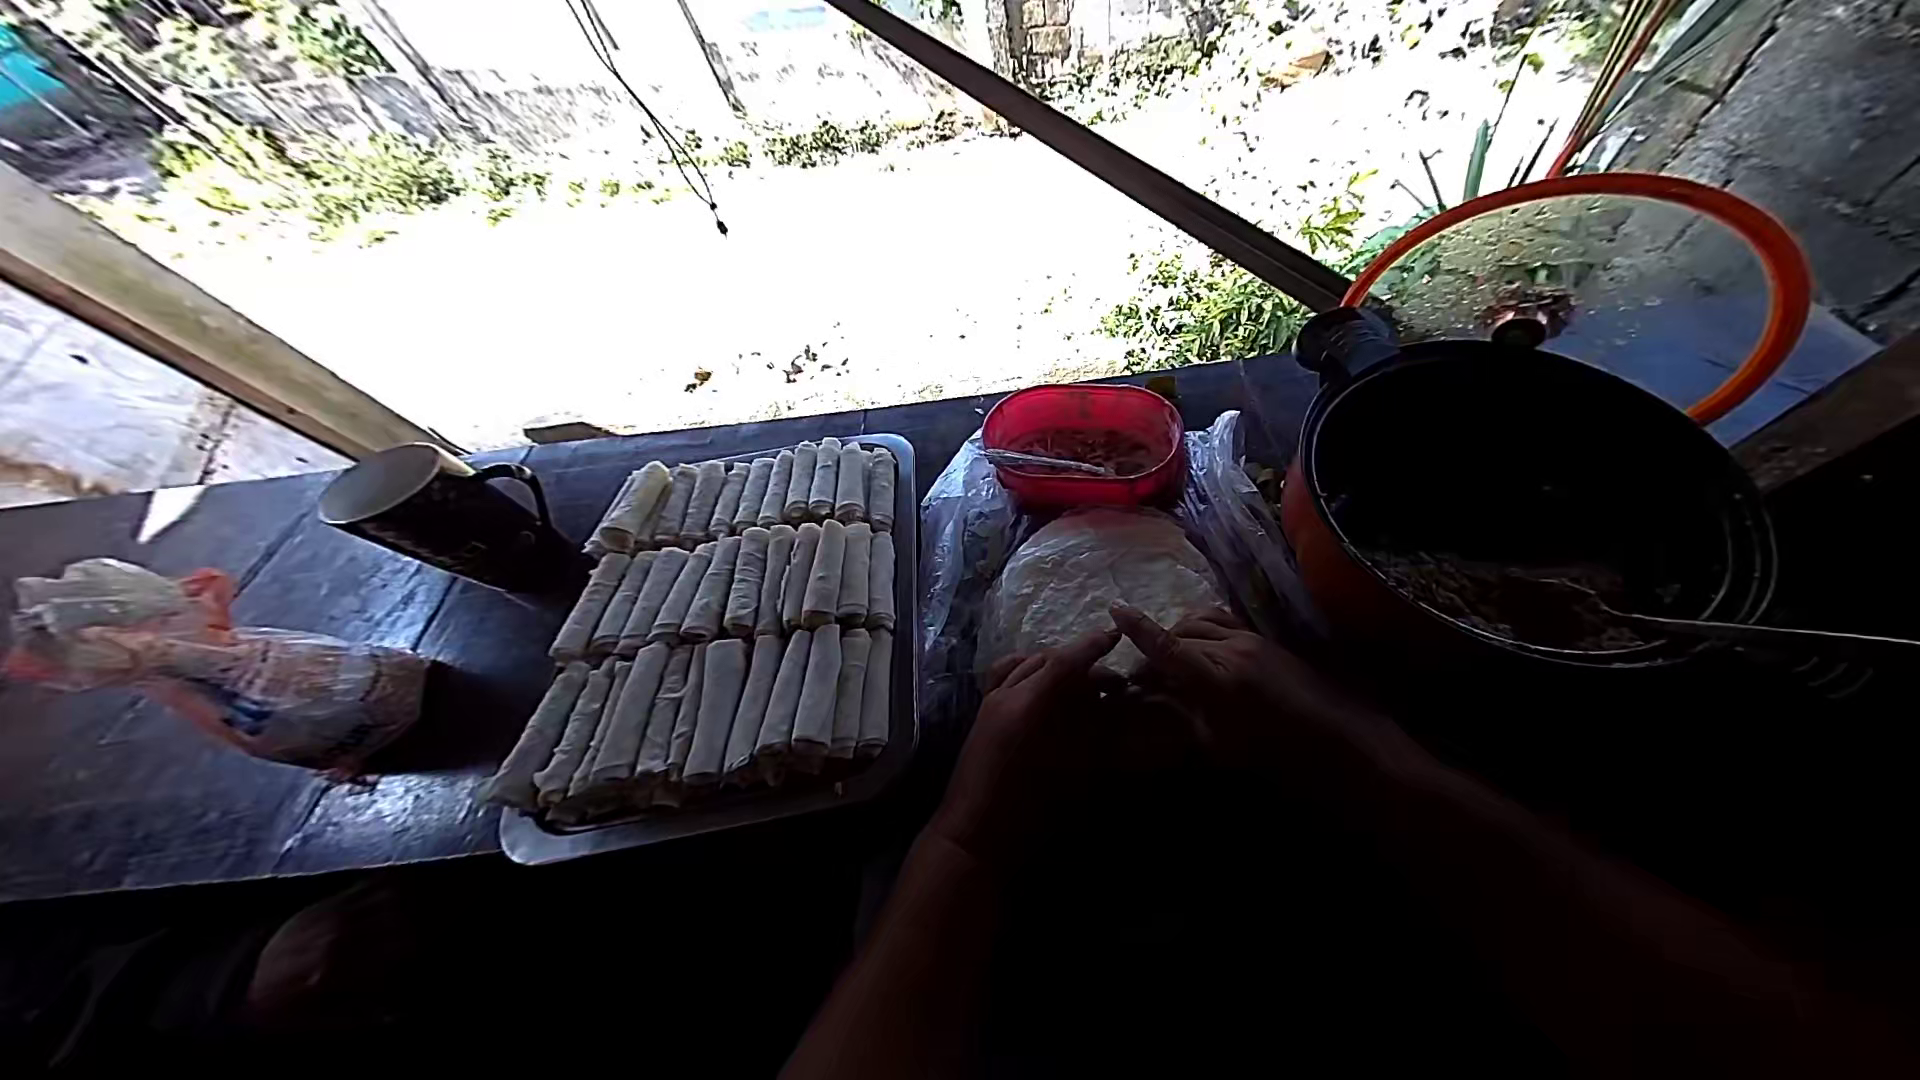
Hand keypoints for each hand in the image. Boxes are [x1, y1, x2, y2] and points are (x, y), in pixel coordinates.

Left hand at [930, 629, 1122, 863]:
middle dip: (1078, 662)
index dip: (1091, 646)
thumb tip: (1106, 707)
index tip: (1114, 636)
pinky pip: (1005, 676)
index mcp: (1028, 706)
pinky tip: (1042, 687)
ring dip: (1053, 665)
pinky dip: (1027, 671)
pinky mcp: (982, 713)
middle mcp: (1006, 694)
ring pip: (1024, 664)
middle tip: (1109, 682)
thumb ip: (1089, 733)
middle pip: (1045, 660)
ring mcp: (990, 701)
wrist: (974, 836)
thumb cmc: (1028, 814)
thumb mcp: (1072, 774)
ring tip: (1079, 680)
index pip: (1063, 662)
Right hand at [1109, 603, 1409, 788]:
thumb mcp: (1221, 746)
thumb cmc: (1280, 758)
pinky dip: (1203, 629)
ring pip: (1202, 621)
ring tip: (1173, 656)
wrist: (1347, 747)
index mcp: (1218, 678)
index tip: (1114, 609)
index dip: (1138, 627)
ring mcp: (1253, 640)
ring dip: (1180, 632)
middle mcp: (1232, 648)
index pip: (1166, 645)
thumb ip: (1183, 715)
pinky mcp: (1267, 641)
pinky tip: (1204, 648)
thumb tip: (1156, 700)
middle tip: (1146, 671)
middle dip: (1157, 644)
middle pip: (1181, 632)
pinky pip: (1225, 622)